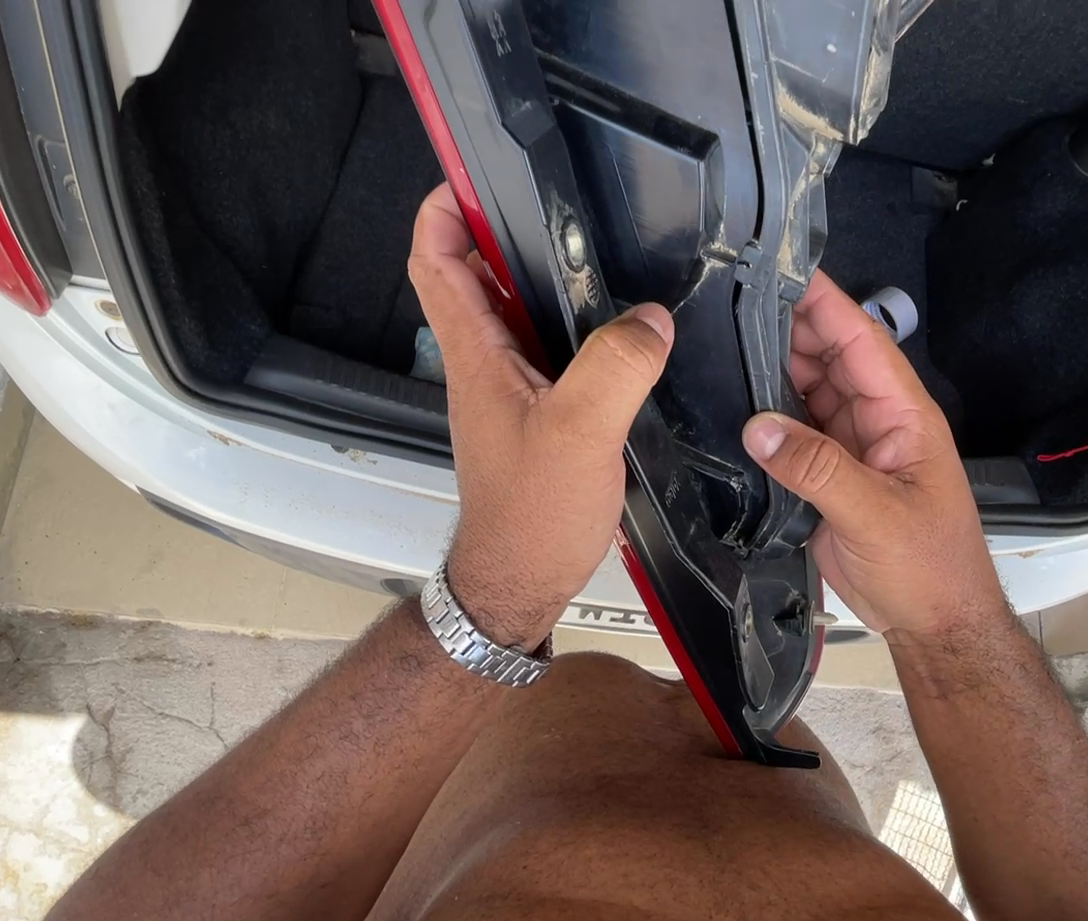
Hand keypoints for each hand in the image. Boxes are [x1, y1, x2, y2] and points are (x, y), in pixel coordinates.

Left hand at [408, 185, 671, 650]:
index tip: (478, 174)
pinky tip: (618, 333)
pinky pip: (550, 356)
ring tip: (600, 254)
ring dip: (544, 281)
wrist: (521, 579)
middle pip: (478, 279)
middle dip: (507, 232)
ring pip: (517, 317)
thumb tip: (652, 318)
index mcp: (476, 355)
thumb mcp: (579, 433)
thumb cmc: (533, 515)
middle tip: (564, 205)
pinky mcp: (537, 419)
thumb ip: (615, 368)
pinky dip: (573, 331)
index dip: (444, 210)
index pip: (435, 261)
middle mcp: (484, 367)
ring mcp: (509, 394)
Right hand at [741, 273, 1005, 643]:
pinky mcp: (827, 479)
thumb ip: (818, 469)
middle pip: (827, 361)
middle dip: (786, 331)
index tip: (782, 270)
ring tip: (722, 347)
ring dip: (771, 374)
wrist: (931, 622)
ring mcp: (848, 450)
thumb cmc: (927, 566)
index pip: (860, 342)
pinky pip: (792, 437)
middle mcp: (873, 422)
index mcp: (901, 415)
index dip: (825, 304)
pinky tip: (734, 409)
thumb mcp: (876, 514)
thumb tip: (757, 426)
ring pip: (805, 397)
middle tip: (730, 306)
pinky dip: (766, 422)